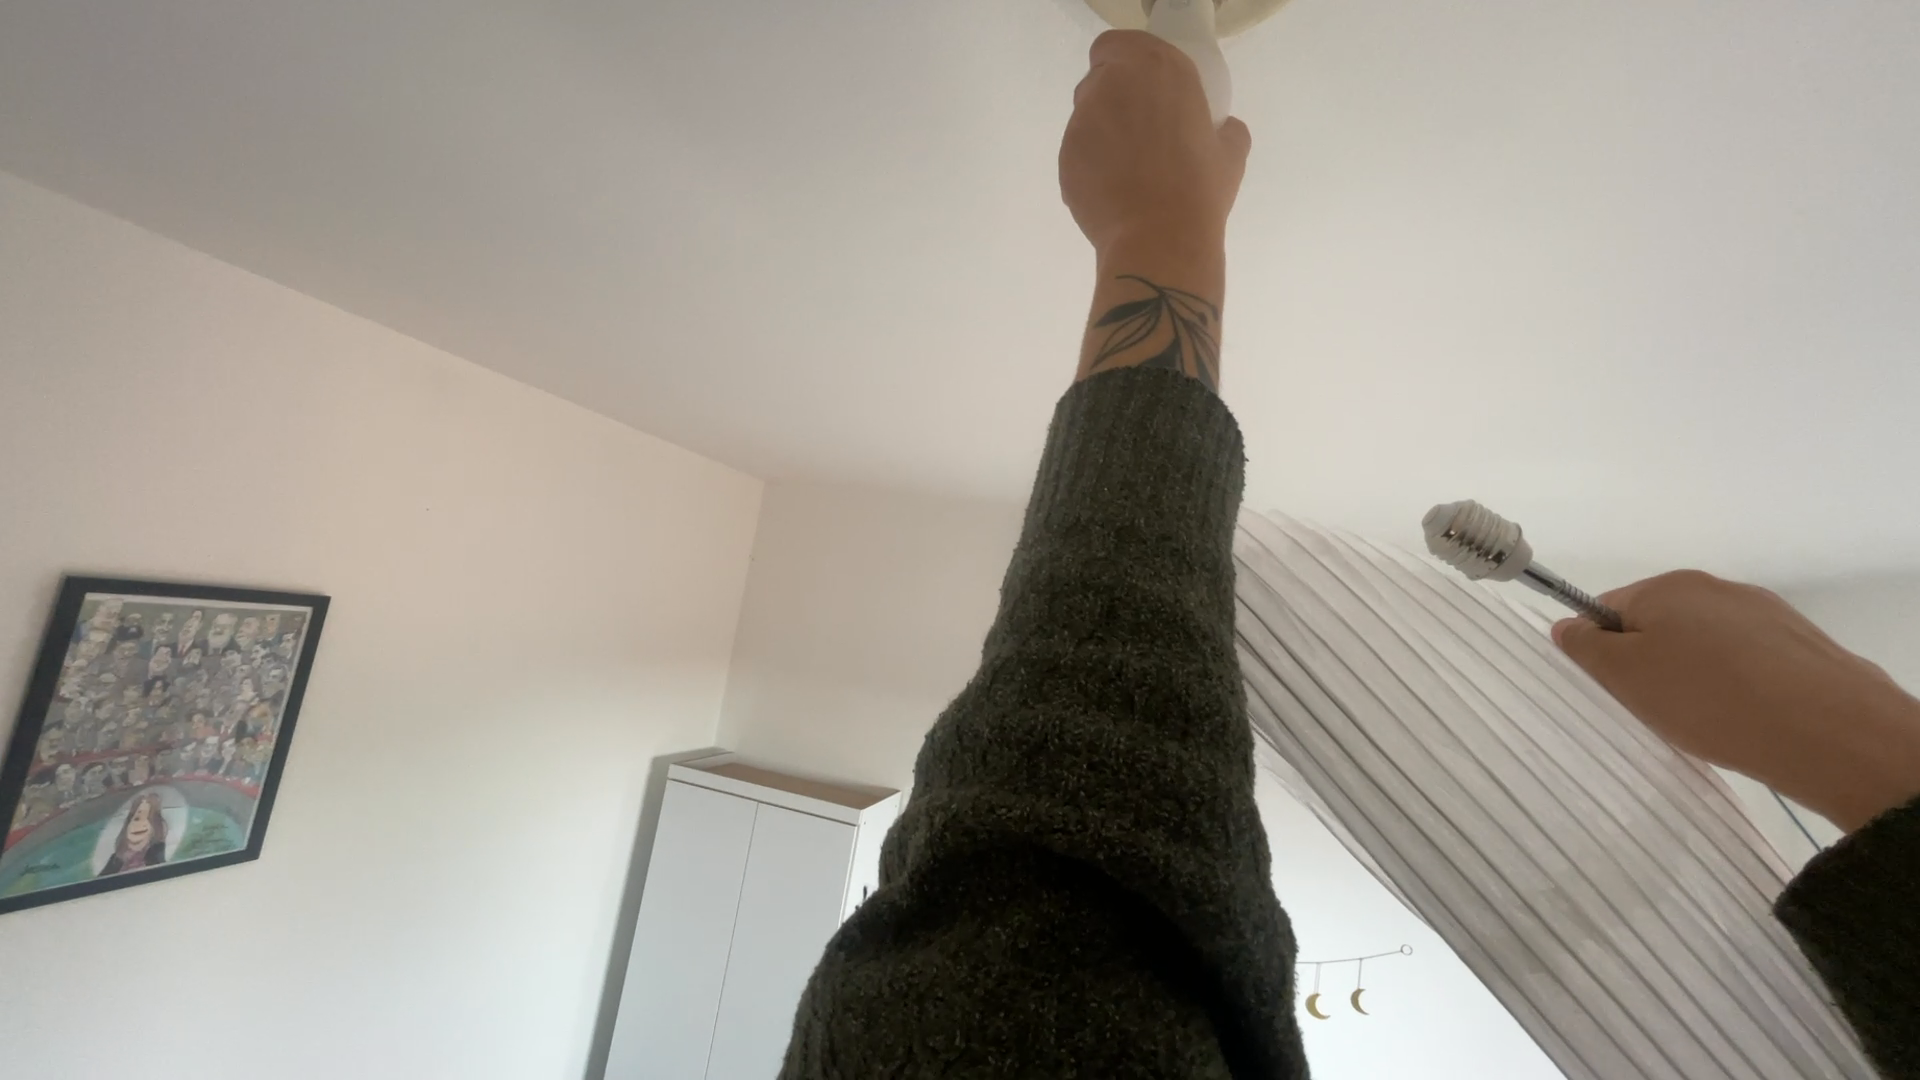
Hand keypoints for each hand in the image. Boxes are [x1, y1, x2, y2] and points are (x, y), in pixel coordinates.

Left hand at [1060, 31, 1251, 264]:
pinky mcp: (1064, 162)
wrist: (1158, 239)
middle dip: (1111, 103)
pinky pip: (1075, 157)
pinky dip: (1088, 170)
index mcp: (1156, 67)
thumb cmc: (1199, 191)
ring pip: (1083, 121)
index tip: (1136, 91)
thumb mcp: (1229, 150)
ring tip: (1124, 173)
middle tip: (1134, 137)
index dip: (1120, 65)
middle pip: (1097, 83)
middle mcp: (1110, 86)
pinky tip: (1111, 194)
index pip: (1114, 45)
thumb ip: (1220, 127)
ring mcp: (1081, 125)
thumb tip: (1217, 132)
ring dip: (1099, 137)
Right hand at [1554, 571, 1919, 832]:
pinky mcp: (1808, 647)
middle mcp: (1718, 589)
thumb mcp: (1620, 674)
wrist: (1837, 739)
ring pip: (1703, 644)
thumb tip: (1570, 626)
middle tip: (1654, 702)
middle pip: (1656, 624)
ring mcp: (1770, 616)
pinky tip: (1746, 716)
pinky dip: (1738, 685)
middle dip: (1648, 660)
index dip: (1600, 649)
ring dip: (1694, 673)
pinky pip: (1748, 662)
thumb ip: (1583, 645)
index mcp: (1667, 587)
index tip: (1615, 683)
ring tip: (1706, 715)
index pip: (1604, 609)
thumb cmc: (1707, 698)